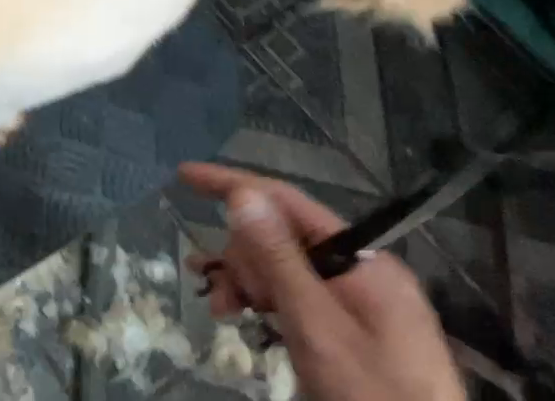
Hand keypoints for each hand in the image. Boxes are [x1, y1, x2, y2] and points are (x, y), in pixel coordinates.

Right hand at [179, 163, 463, 400]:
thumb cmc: (370, 390)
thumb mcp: (315, 324)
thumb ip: (279, 258)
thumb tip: (243, 194)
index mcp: (362, 261)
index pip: (287, 202)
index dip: (233, 184)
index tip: (184, 176)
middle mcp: (359, 270)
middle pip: (278, 236)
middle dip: (241, 257)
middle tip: (224, 292)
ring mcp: (356, 298)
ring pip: (279, 265)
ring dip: (245, 280)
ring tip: (225, 308)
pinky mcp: (348, 324)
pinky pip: (292, 292)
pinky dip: (261, 298)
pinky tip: (240, 313)